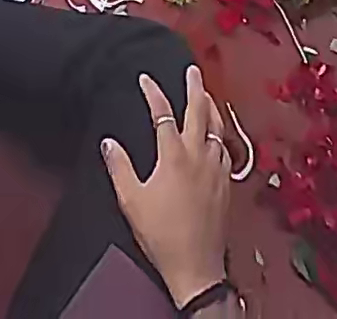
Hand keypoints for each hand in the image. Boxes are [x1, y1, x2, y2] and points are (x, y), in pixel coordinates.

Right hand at [102, 65, 230, 308]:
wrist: (196, 265)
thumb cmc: (161, 233)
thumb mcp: (131, 200)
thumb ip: (120, 167)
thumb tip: (109, 142)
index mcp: (173, 154)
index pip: (162, 112)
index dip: (153, 92)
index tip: (145, 79)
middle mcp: (198, 153)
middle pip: (198, 109)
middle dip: (194, 86)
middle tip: (192, 70)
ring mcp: (216, 165)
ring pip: (216, 124)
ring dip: (210, 105)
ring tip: (206, 93)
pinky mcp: (227, 179)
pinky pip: (225, 145)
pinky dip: (219, 131)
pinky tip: (216, 133)